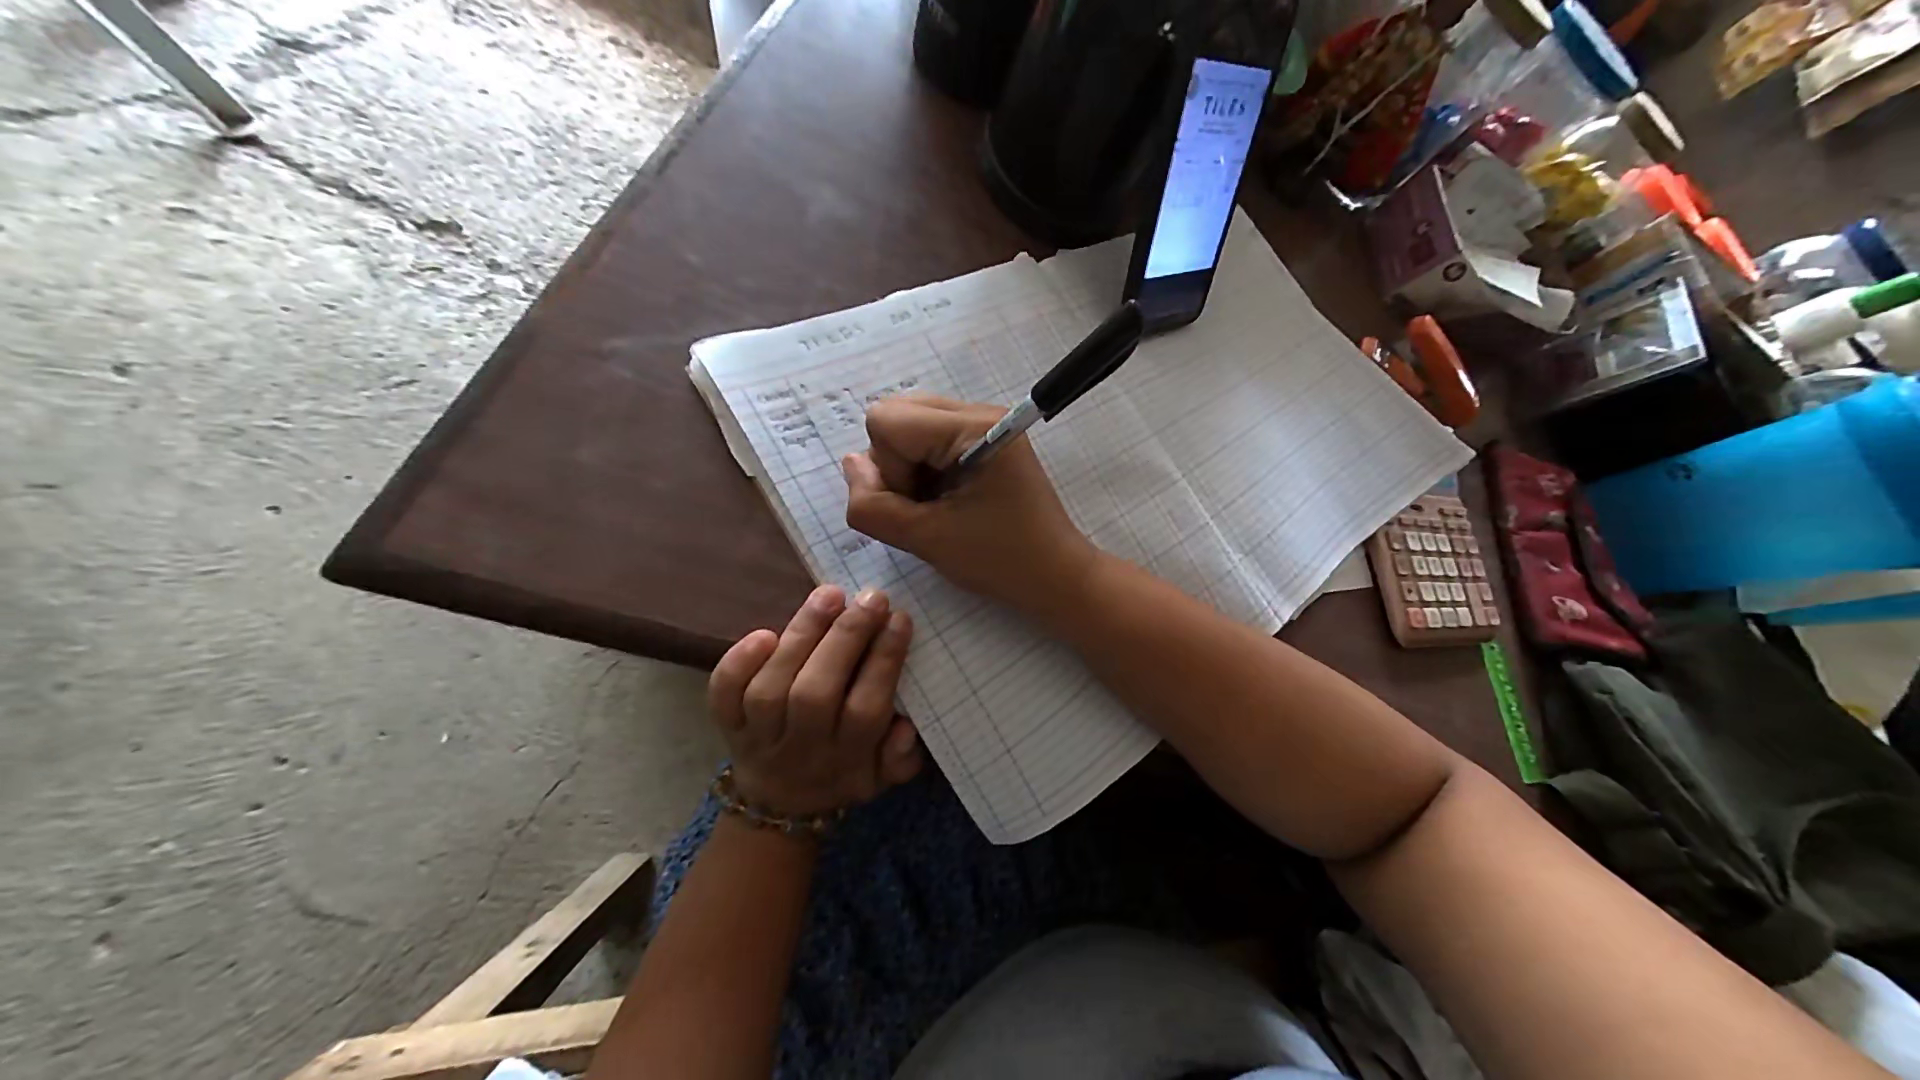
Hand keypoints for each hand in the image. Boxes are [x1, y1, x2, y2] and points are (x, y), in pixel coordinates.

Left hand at [708, 584, 922, 816]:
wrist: (780, 807)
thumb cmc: (843, 774)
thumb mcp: (883, 777)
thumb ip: (901, 758)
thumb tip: (905, 726)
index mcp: (846, 759)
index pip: (866, 710)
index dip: (884, 662)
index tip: (899, 617)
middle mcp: (800, 749)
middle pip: (816, 694)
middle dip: (845, 639)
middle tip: (869, 597)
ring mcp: (758, 736)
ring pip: (770, 689)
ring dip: (800, 637)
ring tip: (829, 596)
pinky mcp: (727, 725)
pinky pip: (723, 697)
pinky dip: (737, 663)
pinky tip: (763, 633)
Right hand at [842, 396, 1097, 615]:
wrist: (1056, 575)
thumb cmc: (999, 560)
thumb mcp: (925, 539)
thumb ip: (872, 504)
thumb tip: (851, 464)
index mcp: (972, 426)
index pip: (886, 419)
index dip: (887, 468)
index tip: (917, 506)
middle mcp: (978, 411)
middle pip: (895, 416)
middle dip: (895, 465)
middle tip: (926, 507)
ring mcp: (983, 422)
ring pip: (909, 427)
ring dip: (908, 469)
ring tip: (939, 507)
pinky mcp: (984, 439)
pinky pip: (929, 440)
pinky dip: (924, 470)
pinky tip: (947, 501)